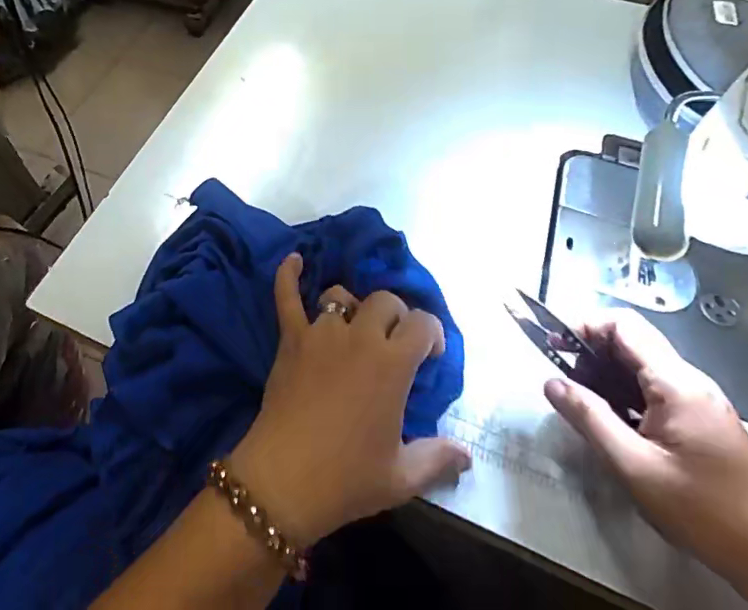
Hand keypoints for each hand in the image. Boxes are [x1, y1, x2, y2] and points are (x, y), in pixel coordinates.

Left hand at [225, 254, 471, 544]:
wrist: (279, 487)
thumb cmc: (346, 479)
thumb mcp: (401, 476)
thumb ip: (437, 459)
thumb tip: (468, 457)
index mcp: (393, 363)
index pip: (423, 323)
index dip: (431, 335)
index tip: (429, 357)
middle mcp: (361, 337)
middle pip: (386, 302)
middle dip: (396, 318)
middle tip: (393, 346)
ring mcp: (322, 335)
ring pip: (342, 298)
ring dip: (353, 307)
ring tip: (354, 327)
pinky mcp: (291, 342)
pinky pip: (288, 299)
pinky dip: (289, 277)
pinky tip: (294, 260)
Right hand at [543, 312, 747, 583]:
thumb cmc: (704, 510)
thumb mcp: (636, 468)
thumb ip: (591, 420)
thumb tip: (553, 384)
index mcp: (676, 381)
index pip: (624, 324)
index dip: (586, 327)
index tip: (556, 348)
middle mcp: (691, 378)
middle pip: (635, 340)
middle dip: (594, 350)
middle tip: (564, 376)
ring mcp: (701, 397)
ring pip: (647, 366)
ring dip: (611, 373)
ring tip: (583, 400)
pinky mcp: (705, 418)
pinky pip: (660, 388)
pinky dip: (631, 393)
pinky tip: (617, 422)